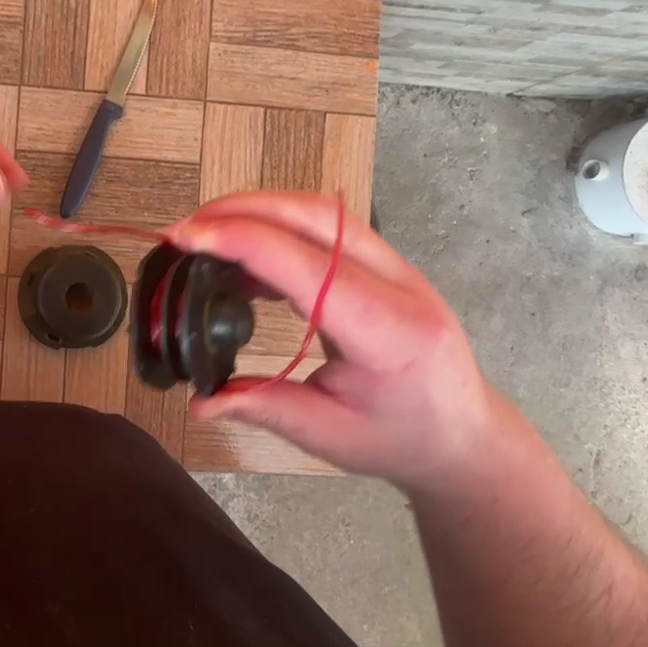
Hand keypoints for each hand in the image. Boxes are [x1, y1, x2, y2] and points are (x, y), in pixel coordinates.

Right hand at [166, 192, 508, 489]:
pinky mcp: (382, 263)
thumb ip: (264, 408)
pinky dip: (276, 227)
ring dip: (257, 210)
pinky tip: (242, 257)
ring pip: (321, 211)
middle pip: (316, 215)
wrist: (463, 432)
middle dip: (242, 209)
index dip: (240, 242)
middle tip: (184, 228)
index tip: (185, 237)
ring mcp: (395, 266)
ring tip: (204, 234)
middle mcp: (397, 284)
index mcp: (387, 330)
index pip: (305, 265)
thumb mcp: (329, 435)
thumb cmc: (401, 437)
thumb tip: (201, 401)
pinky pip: (326, 226)